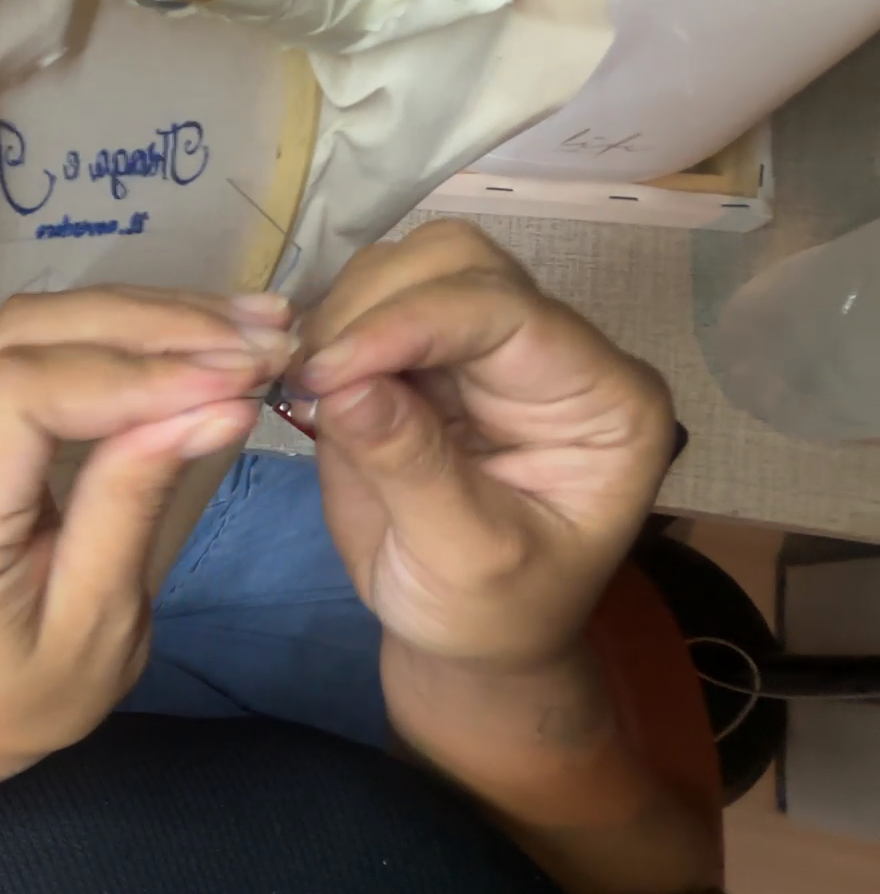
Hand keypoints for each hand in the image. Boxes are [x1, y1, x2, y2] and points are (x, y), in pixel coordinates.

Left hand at [0, 288, 295, 761]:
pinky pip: (34, 352)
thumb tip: (215, 401)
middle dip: (147, 327)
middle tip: (260, 340)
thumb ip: (133, 504)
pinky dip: (118, 335)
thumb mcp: (100, 621)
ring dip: (141, 318)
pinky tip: (192, 337)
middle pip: (18, 341)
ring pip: (28, 329)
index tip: (236, 380)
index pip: (15, 400)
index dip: (128, 374)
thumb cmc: (35, 688)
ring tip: (248, 327)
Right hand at [297, 220, 674, 670]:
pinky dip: (318, 331)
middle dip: (370, 305)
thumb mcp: (463, 555)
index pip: (503, 313)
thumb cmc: (488, 608)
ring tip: (302, 381)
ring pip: (403, 270)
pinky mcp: (405, 369)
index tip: (320, 375)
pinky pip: (358, 312)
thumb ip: (411, 465)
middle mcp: (538, 356)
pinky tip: (299, 379)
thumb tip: (341, 382)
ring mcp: (468, 356)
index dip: (404, 325)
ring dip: (339, 312)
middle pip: (457, 262)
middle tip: (309, 376)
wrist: (460, 630)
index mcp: (593, 398)